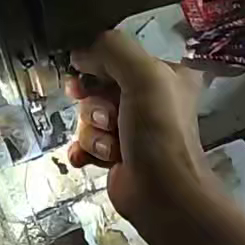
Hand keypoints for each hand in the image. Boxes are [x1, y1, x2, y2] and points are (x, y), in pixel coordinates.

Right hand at [67, 29, 210, 226]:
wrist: (162, 194)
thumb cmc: (159, 132)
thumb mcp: (143, 75)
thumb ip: (111, 50)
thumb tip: (80, 53)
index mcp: (164, 75)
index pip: (118, 58)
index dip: (96, 66)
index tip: (84, 78)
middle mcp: (148, 100)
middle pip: (97, 89)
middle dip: (94, 106)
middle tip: (106, 119)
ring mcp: (130, 129)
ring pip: (88, 118)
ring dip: (93, 133)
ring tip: (111, 147)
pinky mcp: (115, 155)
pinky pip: (85, 143)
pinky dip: (84, 150)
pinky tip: (88, 158)